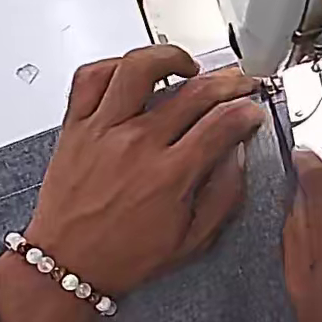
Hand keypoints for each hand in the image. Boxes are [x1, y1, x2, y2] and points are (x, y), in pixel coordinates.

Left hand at [0, 45, 265, 321]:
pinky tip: (133, 73)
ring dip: (171, 56)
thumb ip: (224, 196)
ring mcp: (104, 130)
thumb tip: (239, 156)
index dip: (247, 111)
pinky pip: (91, 77)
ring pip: (140, 67)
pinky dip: (114, 64)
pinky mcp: (75, 126)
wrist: (69, 264)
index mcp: (170, 175)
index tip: (252, 112)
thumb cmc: (123, 256)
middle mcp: (137, 145)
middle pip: (195, 91)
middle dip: (229, 82)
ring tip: (187, 66)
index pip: (223, 123)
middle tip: (237, 85)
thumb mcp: (191, 241)